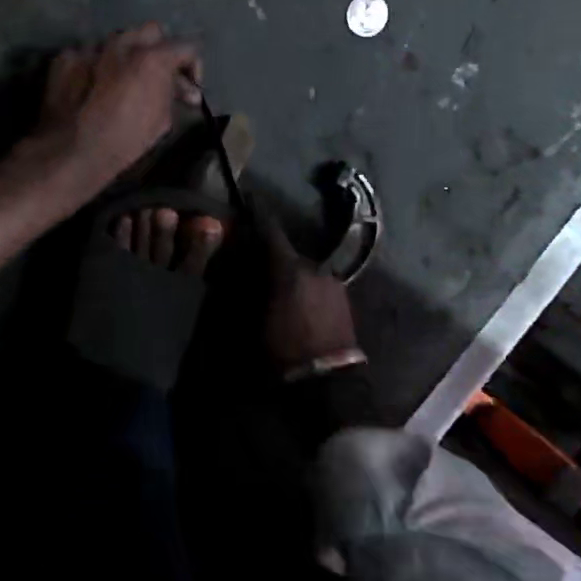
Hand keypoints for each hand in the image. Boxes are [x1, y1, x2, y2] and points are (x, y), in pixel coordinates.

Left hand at [33, 22, 201, 192]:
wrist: (71, 149)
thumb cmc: (124, 140)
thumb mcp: (163, 120)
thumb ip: (174, 95)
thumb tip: (186, 90)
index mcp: (152, 57)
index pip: (187, 47)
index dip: (193, 66)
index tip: (189, 86)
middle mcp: (123, 42)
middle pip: (151, 31)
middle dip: (159, 49)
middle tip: (158, 74)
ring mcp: (92, 46)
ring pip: (118, 39)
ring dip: (126, 55)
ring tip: (124, 79)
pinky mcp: (66, 57)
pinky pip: (88, 53)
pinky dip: (96, 65)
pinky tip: (93, 85)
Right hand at [258, 209, 360, 372]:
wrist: (330, 382)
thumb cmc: (284, 352)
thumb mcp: (252, 323)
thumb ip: (245, 290)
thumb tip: (236, 269)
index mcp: (289, 269)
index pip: (270, 230)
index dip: (258, 212)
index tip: (249, 198)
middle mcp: (314, 266)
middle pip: (287, 251)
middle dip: (272, 255)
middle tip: (257, 264)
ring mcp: (333, 281)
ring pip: (305, 268)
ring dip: (291, 273)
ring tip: (279, 289)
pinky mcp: (344, 299)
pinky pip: (318, 283)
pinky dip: (306, 286)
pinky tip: (299, 303)